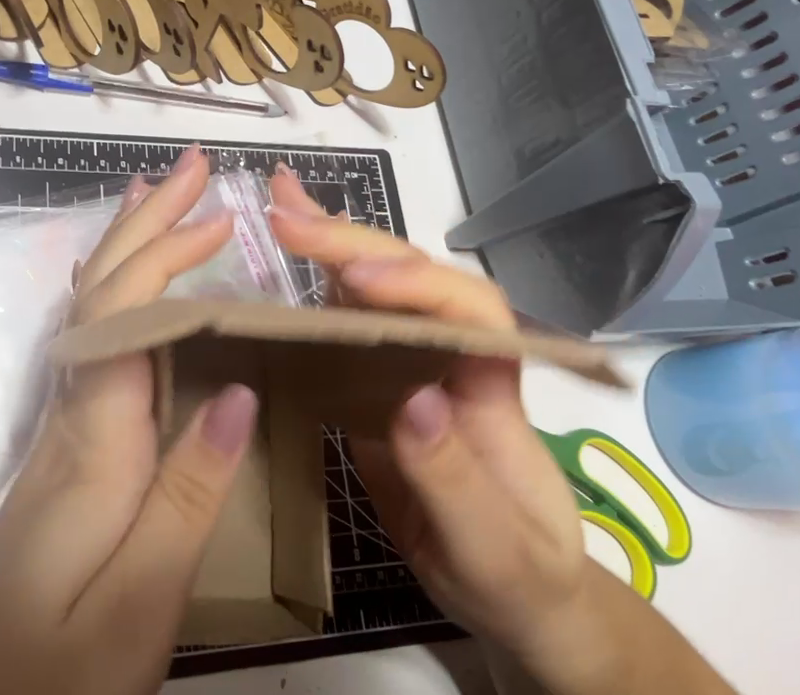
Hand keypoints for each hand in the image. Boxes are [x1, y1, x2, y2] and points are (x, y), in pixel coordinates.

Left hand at [0, 145, 255, 694]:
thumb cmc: (48, 667)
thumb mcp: (137, 602)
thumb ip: (186, 496)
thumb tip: (237, 389)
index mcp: (96, 440)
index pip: (128, 314)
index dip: (169, 252)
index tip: (222, 211)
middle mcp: (72, 414)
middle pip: (103, 293)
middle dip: (148, 223)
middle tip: (194, 169)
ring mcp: (60, 429)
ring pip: (92, 311)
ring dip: (129, 248)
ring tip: (159, 201)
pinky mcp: (61, 451)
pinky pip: (91, 344)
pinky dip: (114, 296)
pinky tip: (122, 292)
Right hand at [270, 169, 733, 694]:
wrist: (514, 597)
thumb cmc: (520, 574)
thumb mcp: (494, 549)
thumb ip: (456, 478)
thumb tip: (412, 398)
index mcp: (495, 388)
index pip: (469, 309)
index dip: (415, 281)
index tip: (357, 274)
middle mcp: (453, 358)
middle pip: (414, 277)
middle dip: (353, 240)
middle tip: (284, 209)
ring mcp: (414, 367)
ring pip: (378, 288)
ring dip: (331, 242)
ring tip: (280, 203)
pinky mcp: (380, 385)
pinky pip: (349, 323)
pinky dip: (315, 286)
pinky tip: (285, 262)